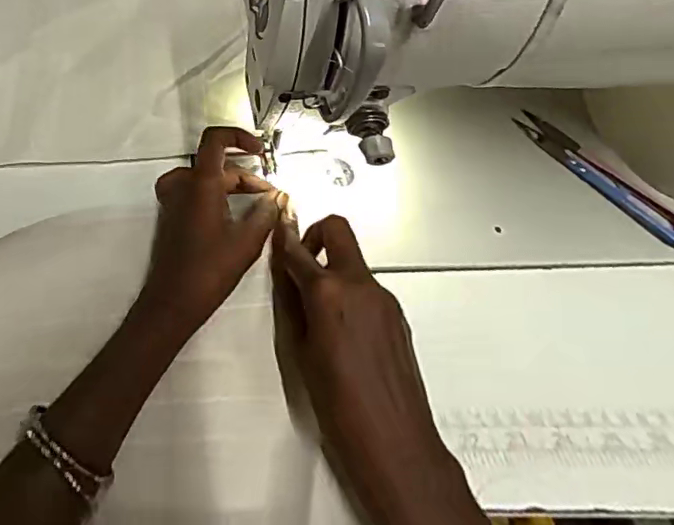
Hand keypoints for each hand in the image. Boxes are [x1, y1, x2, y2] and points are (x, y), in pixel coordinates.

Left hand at [134, 127, 284, 339]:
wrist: (173, 300)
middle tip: (269, 196)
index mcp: (200, 184)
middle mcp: (183, 185)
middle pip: (217, 164)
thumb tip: (276, 197)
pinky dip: (217, 195)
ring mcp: (174, 199)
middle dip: (246, 175)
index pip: (215, 140)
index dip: (238, 136)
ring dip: (232, 186)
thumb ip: (265, 214)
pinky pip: (196, 192)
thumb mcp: (247, 241)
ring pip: (207, 179)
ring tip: (257, 206)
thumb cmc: (208, 270)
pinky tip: (234, 217)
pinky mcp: (172, 214)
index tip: (259, 149)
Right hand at [273, 215, 482, 524]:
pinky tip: (338, 324)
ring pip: (353, 261)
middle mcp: (361, 287)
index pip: (298, 247)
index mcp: (329, 293)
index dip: (282, 236)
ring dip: (333, 267)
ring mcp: (384, 300)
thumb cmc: (343, 408)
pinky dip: (349, 291)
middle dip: (314, 234)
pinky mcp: (397, 316)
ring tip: (315, 303)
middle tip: (299, 254)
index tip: (276, 230)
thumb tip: (287, 277)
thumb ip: (294, 302)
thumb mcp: (300, 349)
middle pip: (337, 229)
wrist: (394, 444)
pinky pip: (367, 288)